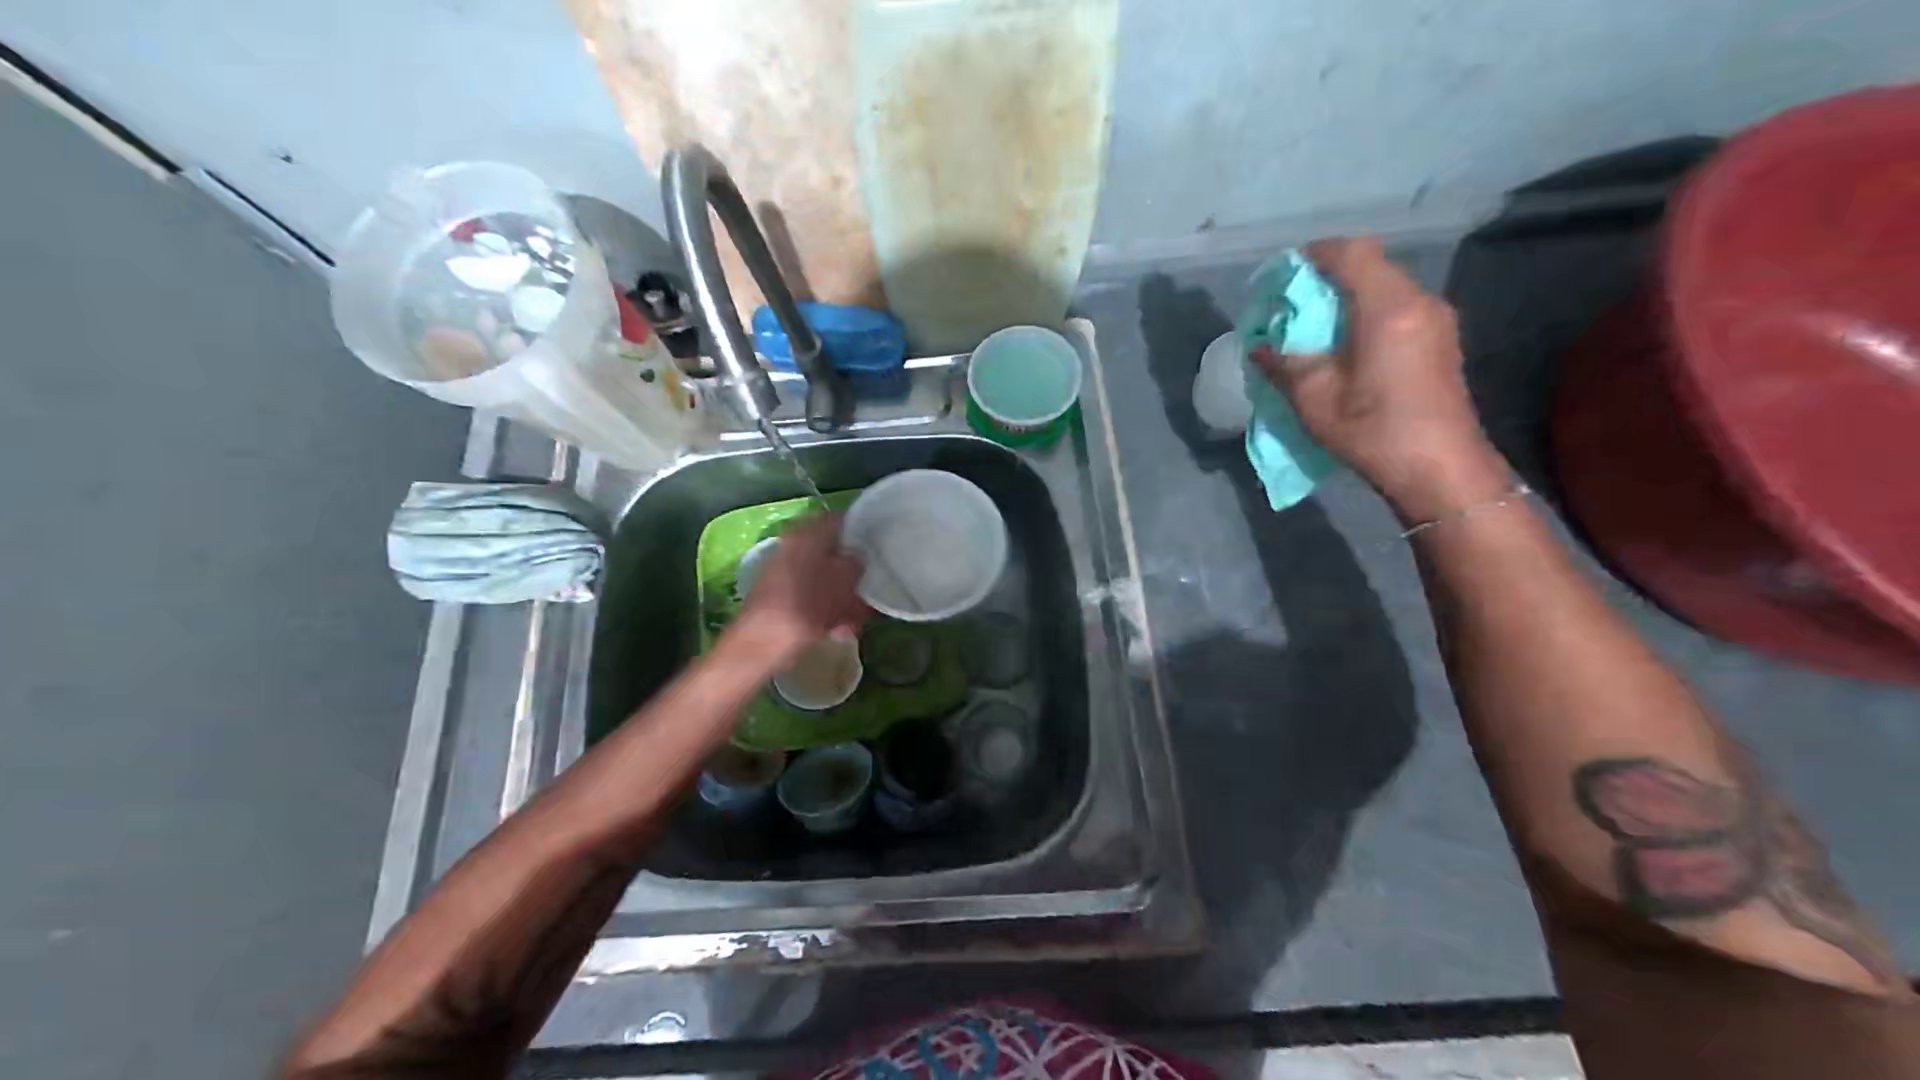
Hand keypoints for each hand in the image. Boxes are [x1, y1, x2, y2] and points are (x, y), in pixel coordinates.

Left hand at [734, 513, 868, 661]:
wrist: (760, 645)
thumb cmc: (805, 606)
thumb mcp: (843, 581)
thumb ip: (855, 562)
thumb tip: (858, 556)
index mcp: (806, 536)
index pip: (840, 520)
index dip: (862, 529)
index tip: (879, 544)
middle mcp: (792, 549)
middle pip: (832, 553)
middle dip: (854, 573)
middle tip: (872, 587)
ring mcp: (784, 575)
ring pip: (824, 579)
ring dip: (844, 597)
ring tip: (859, 618)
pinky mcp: (780, 599)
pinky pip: (812, 598)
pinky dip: (828, 611)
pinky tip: (841, 630)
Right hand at [1252, 237, 1507, 519]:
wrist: (1439, 468)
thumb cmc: (1373, 430)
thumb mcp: (1313, 400)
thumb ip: (1283, 365)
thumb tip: (1259, 349)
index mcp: (1387, 308)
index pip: (1351, 253)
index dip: (1314, 255)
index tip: (1283, 274)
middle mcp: (1418, 301)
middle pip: (1370, 265)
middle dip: (1326, 277)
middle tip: (1291, 303)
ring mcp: (1435, 319)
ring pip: (1384, 286)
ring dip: (1346, 296)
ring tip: (1313, 326)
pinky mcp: (1440, 339)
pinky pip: (1397, 307)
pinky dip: (1365, 312)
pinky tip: (1344, 344)